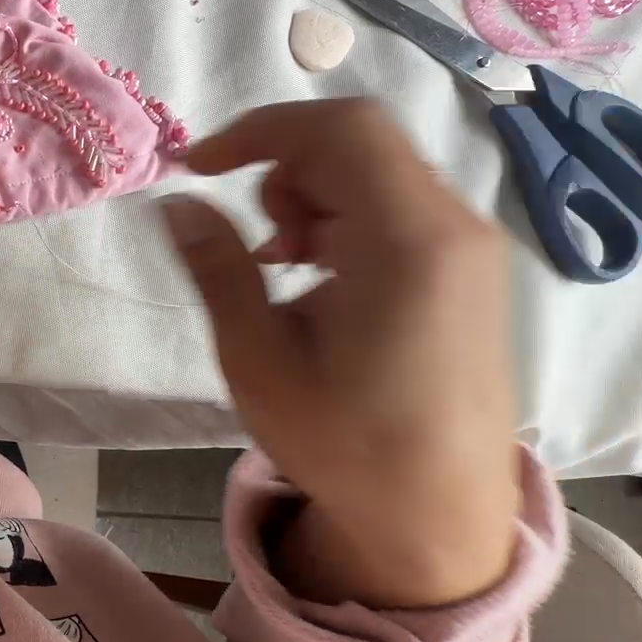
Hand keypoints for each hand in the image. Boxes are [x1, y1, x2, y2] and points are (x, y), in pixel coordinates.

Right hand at [162, 100, 520, 608]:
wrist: (435, 512)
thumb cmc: (341, 440)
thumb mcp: (257, 357)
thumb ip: (217, 269)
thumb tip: (175, 203)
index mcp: (405, 242)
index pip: (338, 130)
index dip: (257, 130)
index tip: (195, 167)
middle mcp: (452, 228)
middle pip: (357, 144)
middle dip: (278, 167)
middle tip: (245, 238)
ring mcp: (466, 249)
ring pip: (374, 174)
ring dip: (305, 197)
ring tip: (272, 267)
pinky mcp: (462, 272)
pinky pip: (393, 209)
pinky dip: (336, 220)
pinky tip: (310, 279)